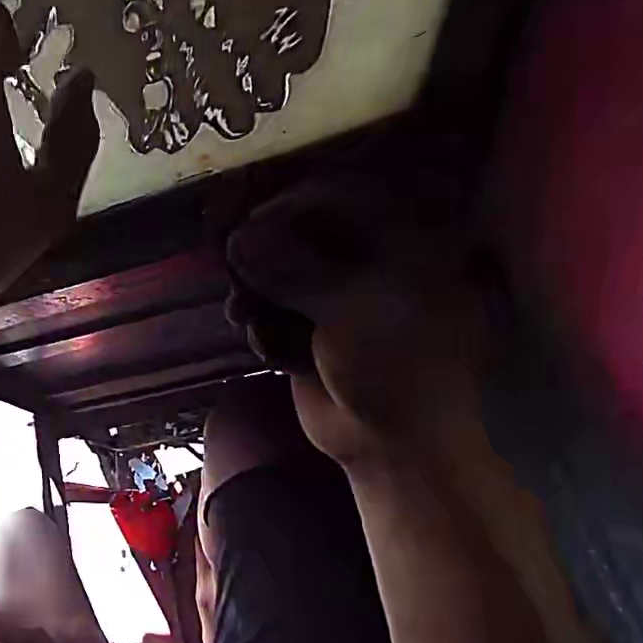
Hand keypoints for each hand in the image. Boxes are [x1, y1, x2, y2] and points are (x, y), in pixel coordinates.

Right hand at [224, 180, 486, 472]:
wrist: (393, 445)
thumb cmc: (397, 368)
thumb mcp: (352, 308)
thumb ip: (293, 268)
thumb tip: (237, 240)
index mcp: (406, 241)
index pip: (341, 197)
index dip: (292, 208)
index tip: (251, 226)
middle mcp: (373, 259)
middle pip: (302, 235)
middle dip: (265, 259)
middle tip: (237, 275)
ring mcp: (342, 295)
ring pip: (282, 273)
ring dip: (258, 296)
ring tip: (242, 314)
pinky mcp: (316, 326)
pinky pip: (276, 310)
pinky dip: (266, 327)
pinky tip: (270, 349)